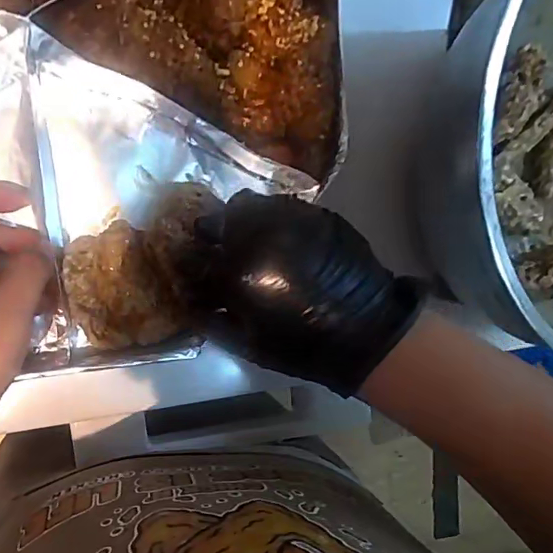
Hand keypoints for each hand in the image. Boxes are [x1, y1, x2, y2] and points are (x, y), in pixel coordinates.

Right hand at [180, 191, 423, 396]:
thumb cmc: (299, 347)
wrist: (363, 334)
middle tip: (217, 246)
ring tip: (248, 238)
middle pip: (219, 220)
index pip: (197, 259)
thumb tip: (195, 303)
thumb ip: (214, 319)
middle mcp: (259, 235)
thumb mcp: (246, 343)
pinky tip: (278, 237)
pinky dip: (271, 219)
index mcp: (237, 271)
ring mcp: (289, 218)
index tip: (190, 268)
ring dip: (241, 220)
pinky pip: (281, 207)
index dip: (189, 263)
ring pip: (249, 205)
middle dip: (213, 232)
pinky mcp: (316, 213)